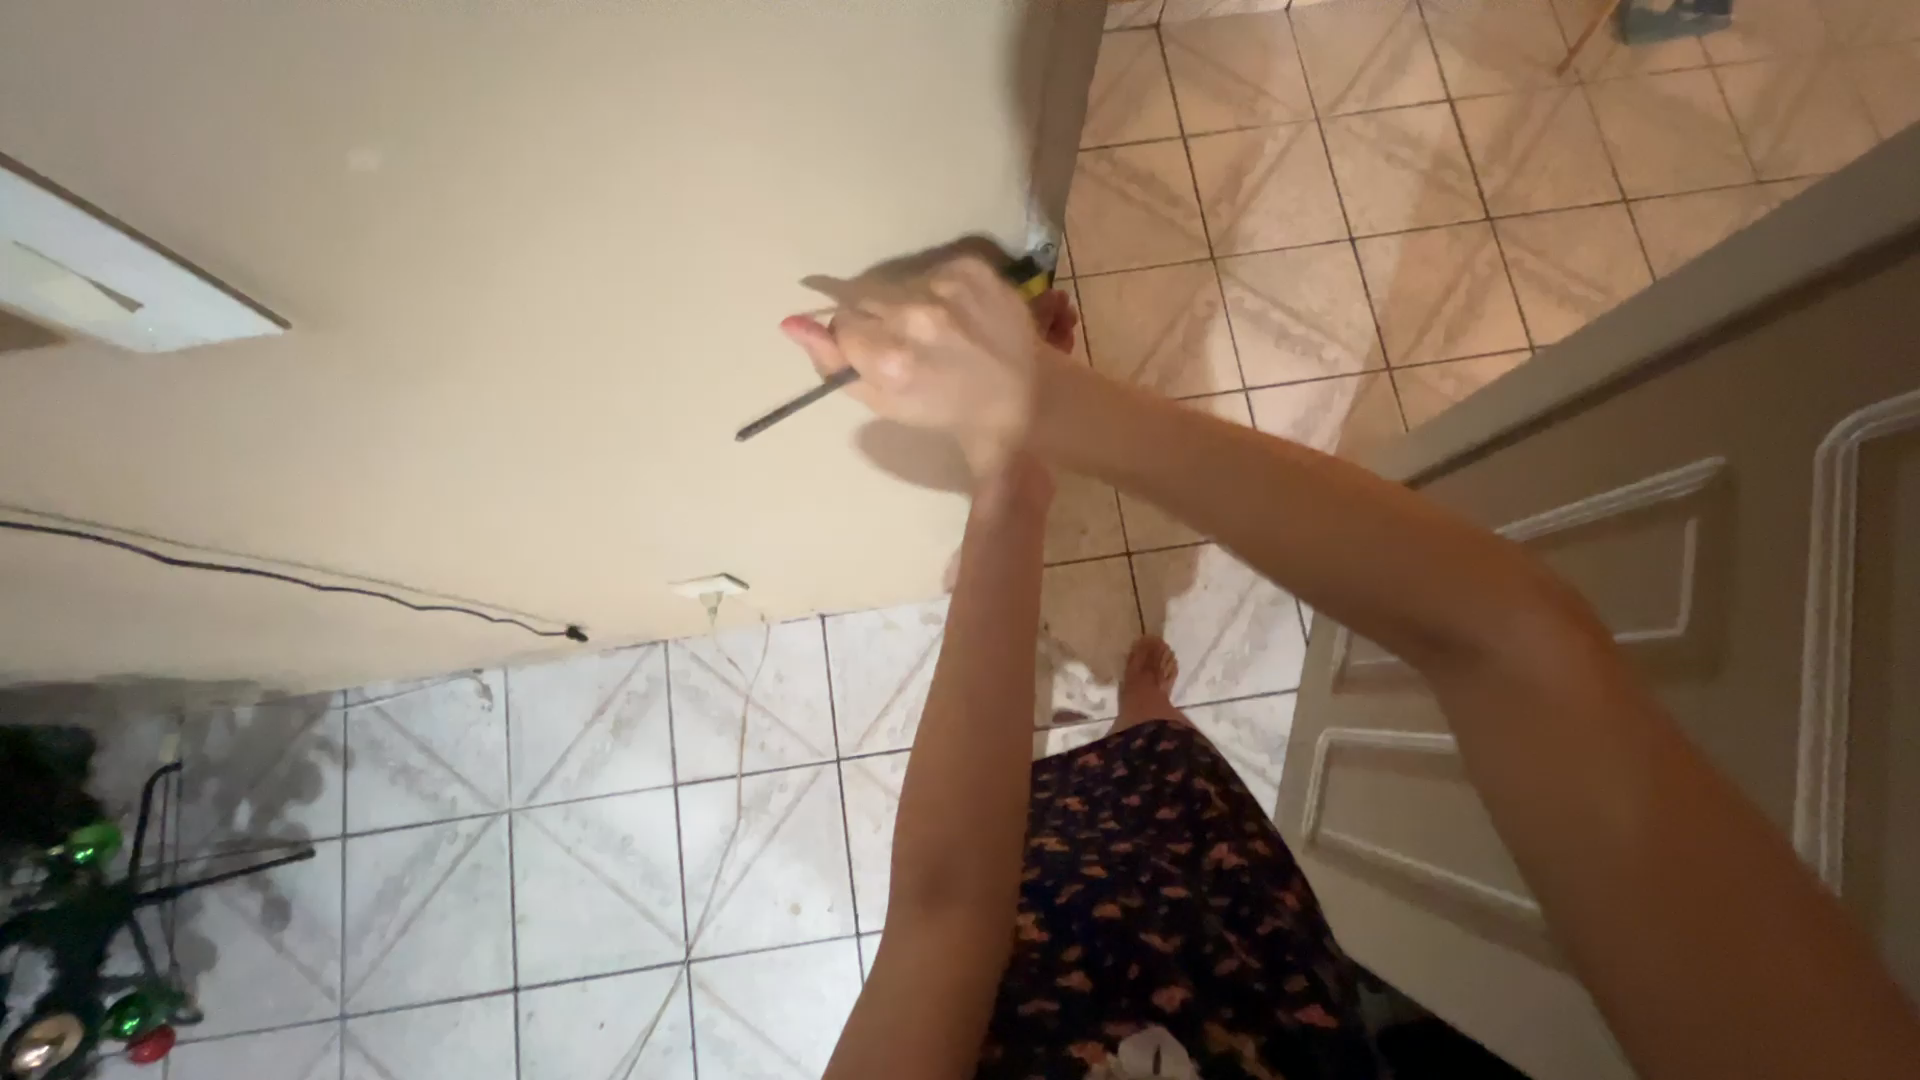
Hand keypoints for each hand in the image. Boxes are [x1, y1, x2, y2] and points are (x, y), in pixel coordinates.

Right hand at [780, 255, 1067, 473]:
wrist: (1025, 394)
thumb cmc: (949, 412)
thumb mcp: (887, 405)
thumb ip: (835, 366)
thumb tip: (790, 323)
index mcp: (892, 361)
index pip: (841, 324)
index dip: (856, 341)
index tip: (880, 356)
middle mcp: (915, 317)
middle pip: (865, 299)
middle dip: (878, 321)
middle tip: (912, 347)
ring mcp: (946, 288)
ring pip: (897, 285)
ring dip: (908, 305)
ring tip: (939, 333)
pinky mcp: (971, 268)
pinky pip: (931, 272)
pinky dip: (938, 292)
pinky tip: (959, 318)